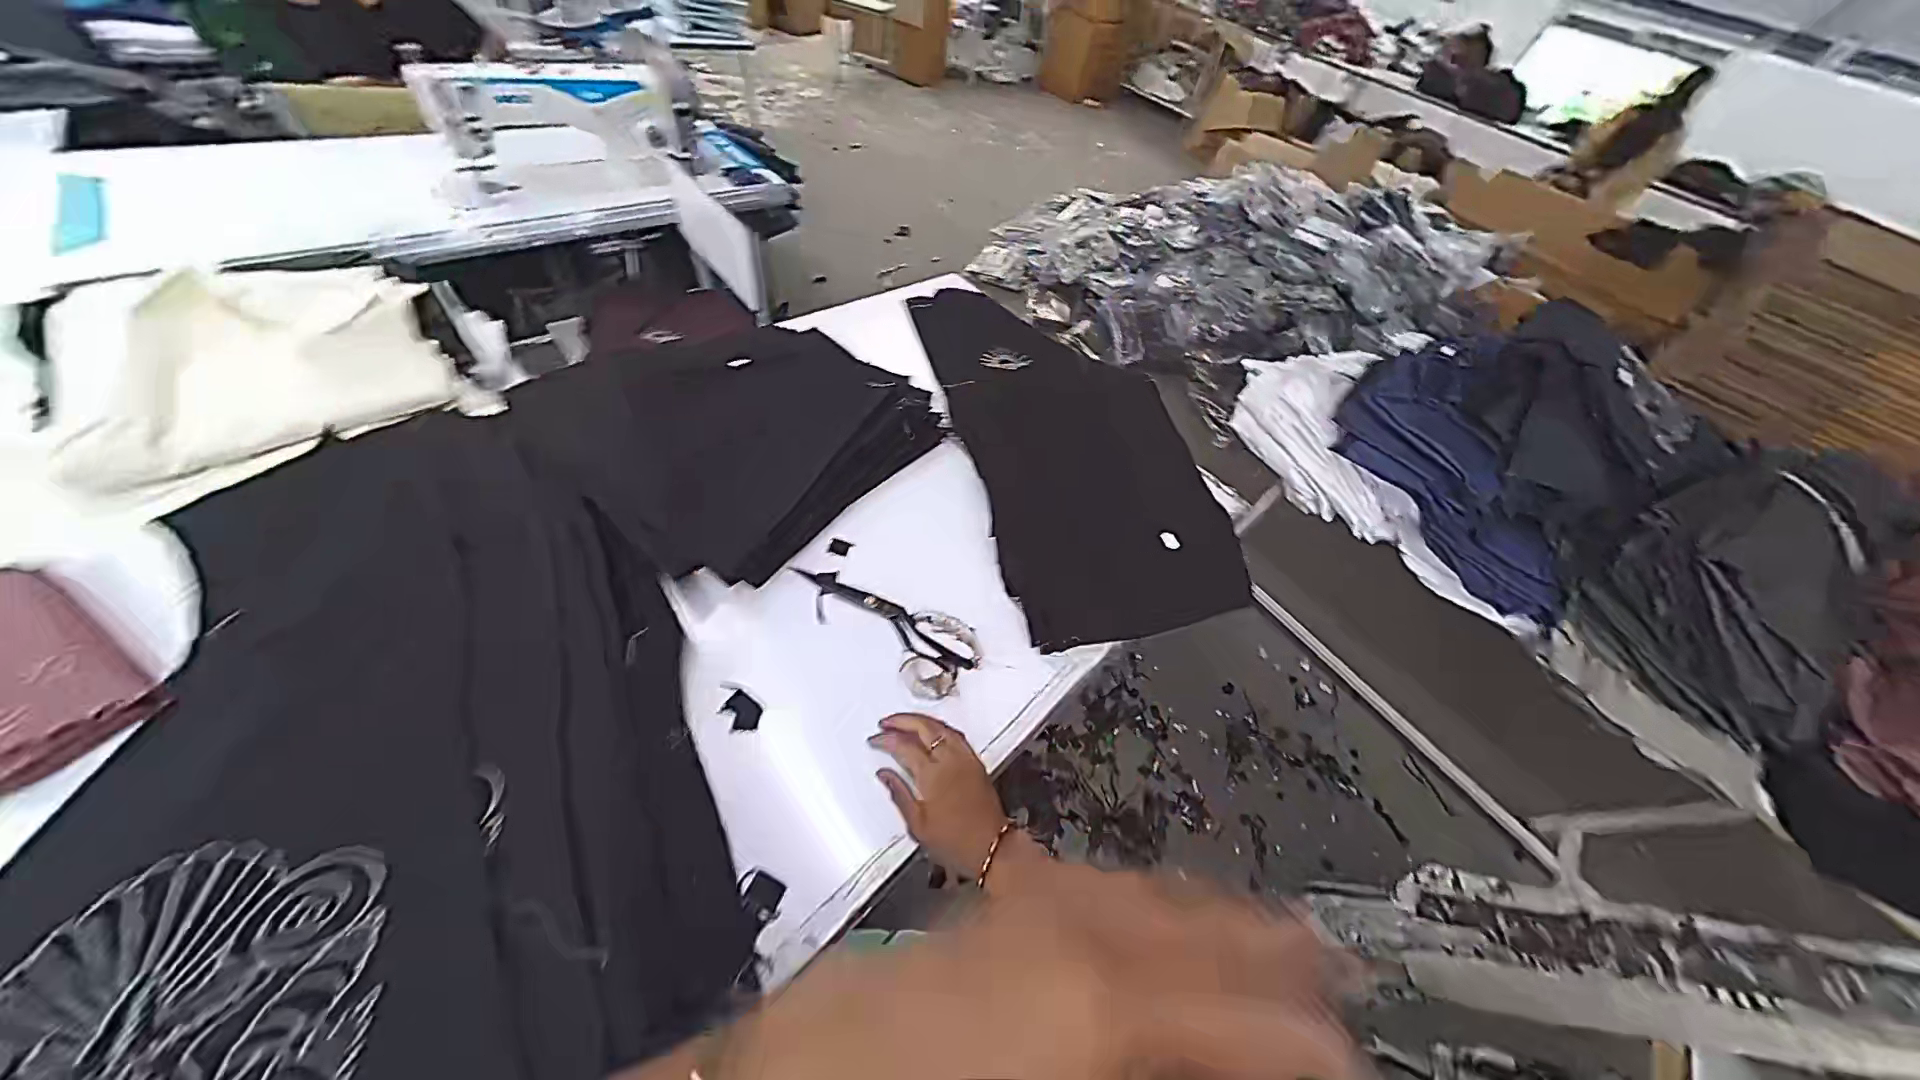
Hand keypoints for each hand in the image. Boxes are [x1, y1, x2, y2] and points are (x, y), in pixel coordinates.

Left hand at [697, 867, 1360, 1079]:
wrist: (818, 1055)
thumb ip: (1151, 1060)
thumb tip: (1207, 1056)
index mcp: (1094, 1004)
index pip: (1220, 1011)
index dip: (1291, 1033)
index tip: (1346, 1048)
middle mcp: (1072, 937)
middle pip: (1193, 931)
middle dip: (1266, 946)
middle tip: (1331, 964)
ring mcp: (1037, 910)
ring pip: (1148, 896)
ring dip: (1212, 911)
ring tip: (1267, 924)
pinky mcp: (1005, 906)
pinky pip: (1097, 887)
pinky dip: (1147, 895)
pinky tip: (1161, 901)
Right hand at [869, 714, 1026, 880]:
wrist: (992, 848)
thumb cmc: (957, 842)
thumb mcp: (918, 825)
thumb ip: (899, 794)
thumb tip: (885, 775)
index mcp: (933, 776)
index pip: (904, 746)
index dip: (886, 740)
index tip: (875, 740)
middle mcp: (951, 761)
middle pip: (923, 727)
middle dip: (902, 720)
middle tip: (886, 723)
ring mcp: (965, 759)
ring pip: (941, 726)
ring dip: (921, 720)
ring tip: (905, 720)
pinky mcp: (976, 762)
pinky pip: (955, 734)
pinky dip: (940, 726)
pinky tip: (933, 729)